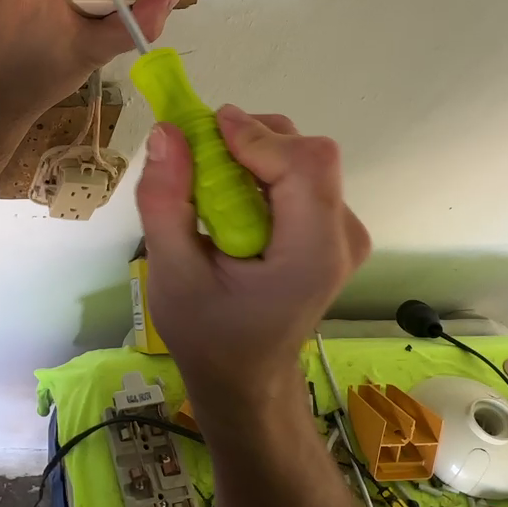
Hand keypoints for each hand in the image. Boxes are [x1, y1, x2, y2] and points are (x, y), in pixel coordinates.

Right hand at [135, 107, 370, 401]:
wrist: (243, 376)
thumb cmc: (207, 334)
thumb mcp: (172, 274)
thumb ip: (166, 203)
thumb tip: (166, 132)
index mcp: (312, 254)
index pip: (305, 164)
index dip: (255, 136)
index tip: (201, 131)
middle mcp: (341, 236)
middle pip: (308, 154)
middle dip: (249, 138)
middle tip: (195, 155)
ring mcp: (341, 232)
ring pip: (304, 158)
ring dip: (252, 151)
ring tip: (206, 180)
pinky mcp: (330, 229)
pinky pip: (300, 175)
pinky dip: (259, 168)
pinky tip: (227, 196)